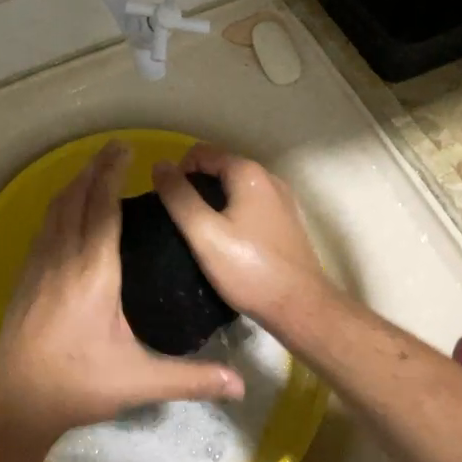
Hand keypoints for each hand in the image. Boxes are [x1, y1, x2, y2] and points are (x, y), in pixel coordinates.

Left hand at [0, 142, 244, 436]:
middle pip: (78, 196)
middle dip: (96, 167)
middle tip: (115, 147)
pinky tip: (67, 209)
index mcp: (95, 270)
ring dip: (76, 182)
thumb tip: (239, 383)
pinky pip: (46, 223)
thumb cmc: (80, 383)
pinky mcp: (27, 273)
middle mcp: (65, 255)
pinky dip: (61, 204)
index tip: (125, 148)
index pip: (103, 206)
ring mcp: (41, 262)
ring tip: (94, 170)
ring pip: (57, 207)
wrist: (17, 400)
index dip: (112, 172)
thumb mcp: (139, 381)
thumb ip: (190, 378)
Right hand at [153, 144, 332, 327]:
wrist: (302, 308)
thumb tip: (159, 165)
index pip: (200, 153)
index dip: (179, 174)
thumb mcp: (204, 233)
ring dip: (214, 204)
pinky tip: (230, 245)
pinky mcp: (287, 221)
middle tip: (184, 224)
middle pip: (219, 168)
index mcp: (248, 172)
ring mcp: (282, 199)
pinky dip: (234, 215)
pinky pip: (251, 206)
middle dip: (196, 189)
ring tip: (204, 237)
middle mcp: (268, 177)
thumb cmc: (249, 270)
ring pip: (235, 189)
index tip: (171, 207)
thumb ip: (179, 197)